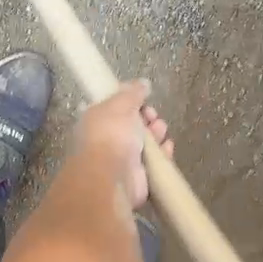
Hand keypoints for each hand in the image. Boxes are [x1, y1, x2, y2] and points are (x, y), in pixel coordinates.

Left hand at [74, 79, 173, 208]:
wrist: (112, 176)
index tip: (143, 98)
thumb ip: (132, 93)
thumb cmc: (111, 134)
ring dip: (156, 134)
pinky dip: (163, 155)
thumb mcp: (120, 104)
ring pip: (144, 143)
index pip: (113, 108)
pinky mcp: (137, 178)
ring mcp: (121, 160)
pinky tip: (167, 148)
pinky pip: (153, 163)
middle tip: (153, 116)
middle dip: (146, 117)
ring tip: (161, 130)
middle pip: (131, 125)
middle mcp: (106, 140)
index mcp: (95, 120)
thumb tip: (143, 82)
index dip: (130, 102)